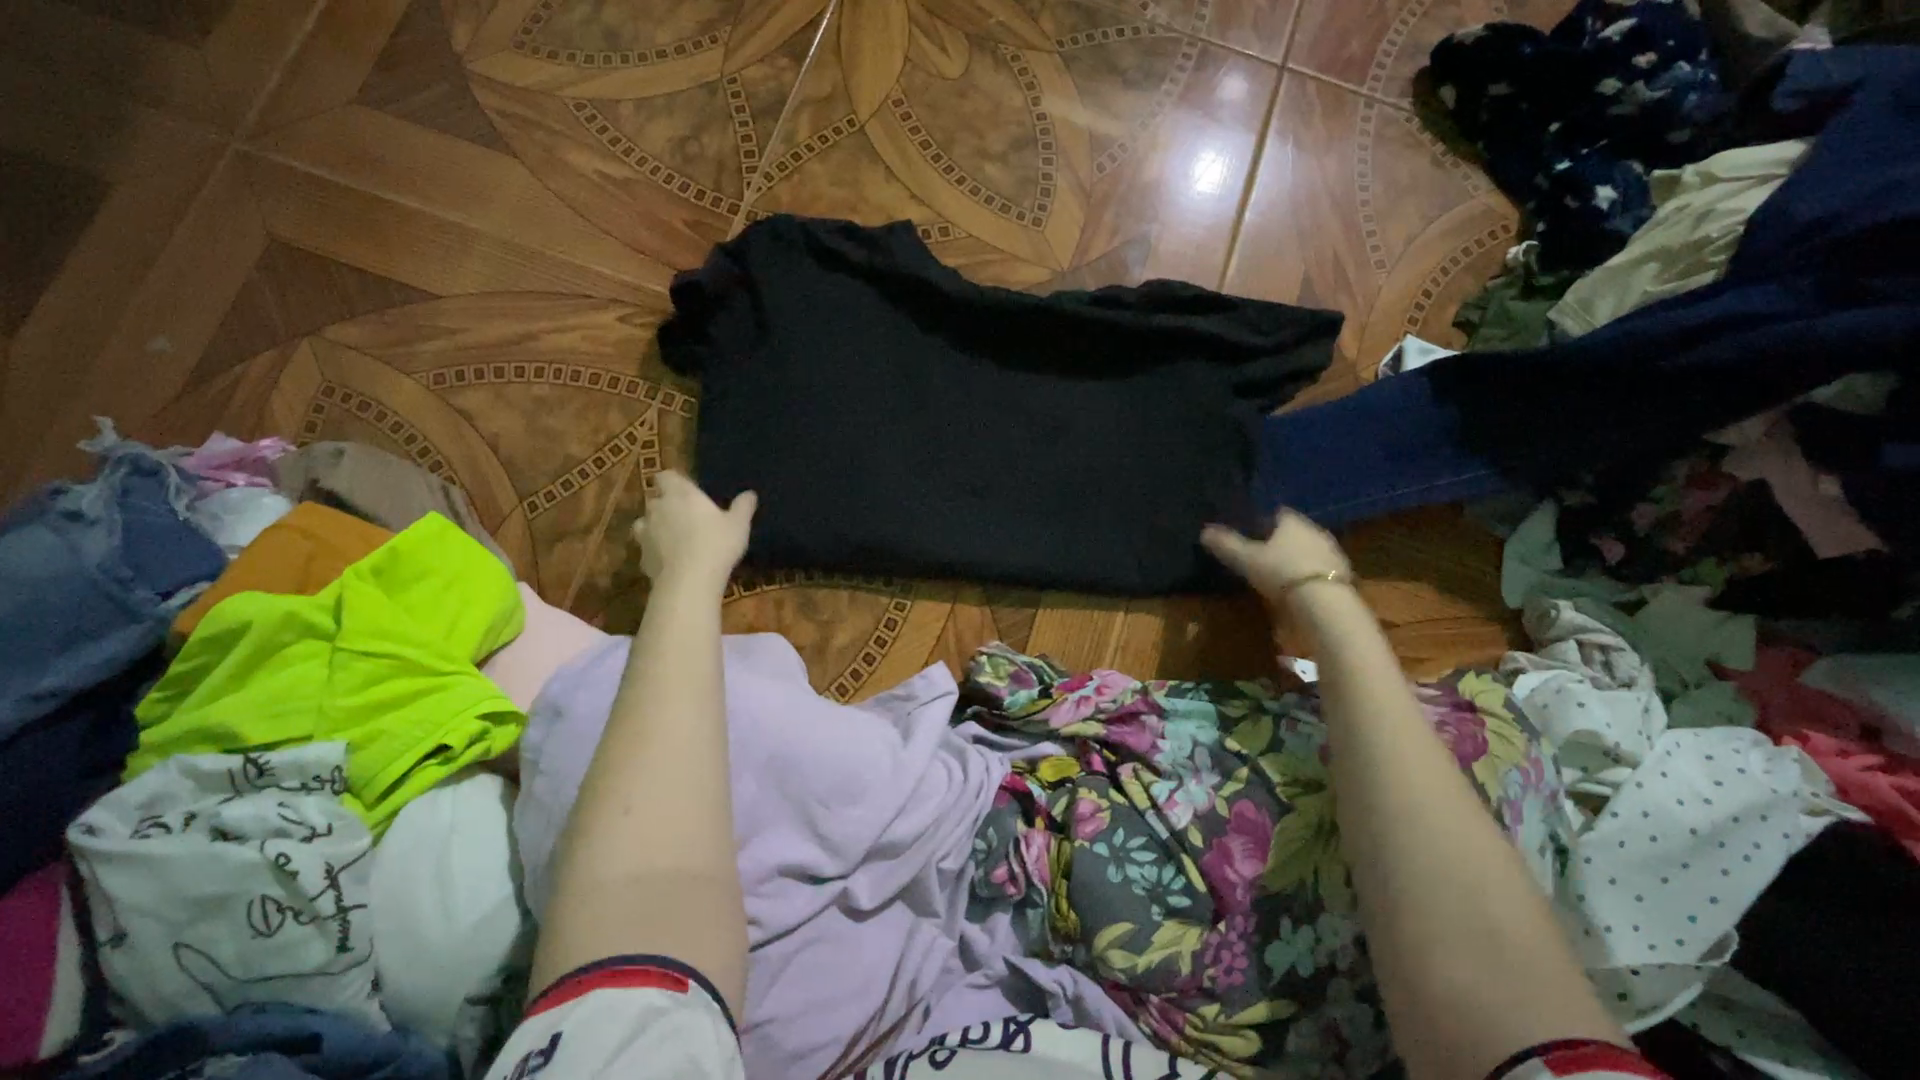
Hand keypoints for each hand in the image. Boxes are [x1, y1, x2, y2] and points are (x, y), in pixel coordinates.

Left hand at [630, 471, 756, 586]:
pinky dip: (655, 552)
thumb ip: (743, 507)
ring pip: (644, 523)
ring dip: (654, 527)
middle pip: (654, 499)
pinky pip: (647, 549)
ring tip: (672, 538)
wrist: (689, 581)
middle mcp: (658, 508)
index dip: (672, 481)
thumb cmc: (716, 544)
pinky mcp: (642, 557)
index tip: (683, 488)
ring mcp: (645, 533)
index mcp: (680, 494)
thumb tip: (750, 494)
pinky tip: (669, 562)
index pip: (665, 476)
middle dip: (665, 505)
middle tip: (683, 516)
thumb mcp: (738, 524)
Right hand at [1201, 510, 1351, 600]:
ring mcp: (1332, 552)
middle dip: (1282, 540)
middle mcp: (1315, 530)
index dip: (1265, 521)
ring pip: (1310, 549)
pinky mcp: (1343, 575)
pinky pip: (1321, 569)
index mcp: (1292, 522)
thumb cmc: (1281, 572)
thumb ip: (1227, 545)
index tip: (1253, 532)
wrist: (1324, 601)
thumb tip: (1204, 531)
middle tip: (1264, 554)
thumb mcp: (1246, 560)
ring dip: (1298, 558)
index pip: (1278, 513)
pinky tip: (1300, 588)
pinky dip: (1310, 575)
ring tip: (1281, 573)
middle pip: (1296, 531)